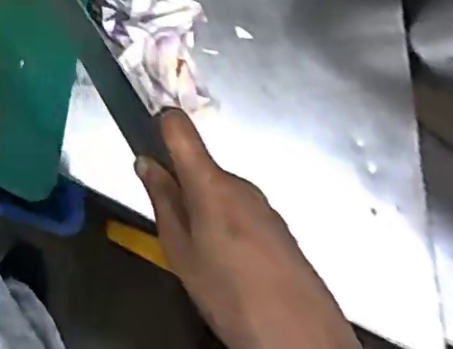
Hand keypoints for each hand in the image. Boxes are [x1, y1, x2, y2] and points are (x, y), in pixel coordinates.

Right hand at [137, 111, 357, 348]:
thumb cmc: (233, 296)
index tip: (148, 141)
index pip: (179, 126)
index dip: (159, 125)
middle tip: (172, 226)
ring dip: (205, 210)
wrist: (306, 345)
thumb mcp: (180, 251)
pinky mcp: (282, 231)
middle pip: (199, 166)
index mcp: (210, 182)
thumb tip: (146, 163)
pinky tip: (231, 267)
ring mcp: (265, 207)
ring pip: (221, 192)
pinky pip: (243, 214)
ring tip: (202, 254)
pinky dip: (229, 228)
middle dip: (181, 185)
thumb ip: (162, 200)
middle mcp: (240, 185)